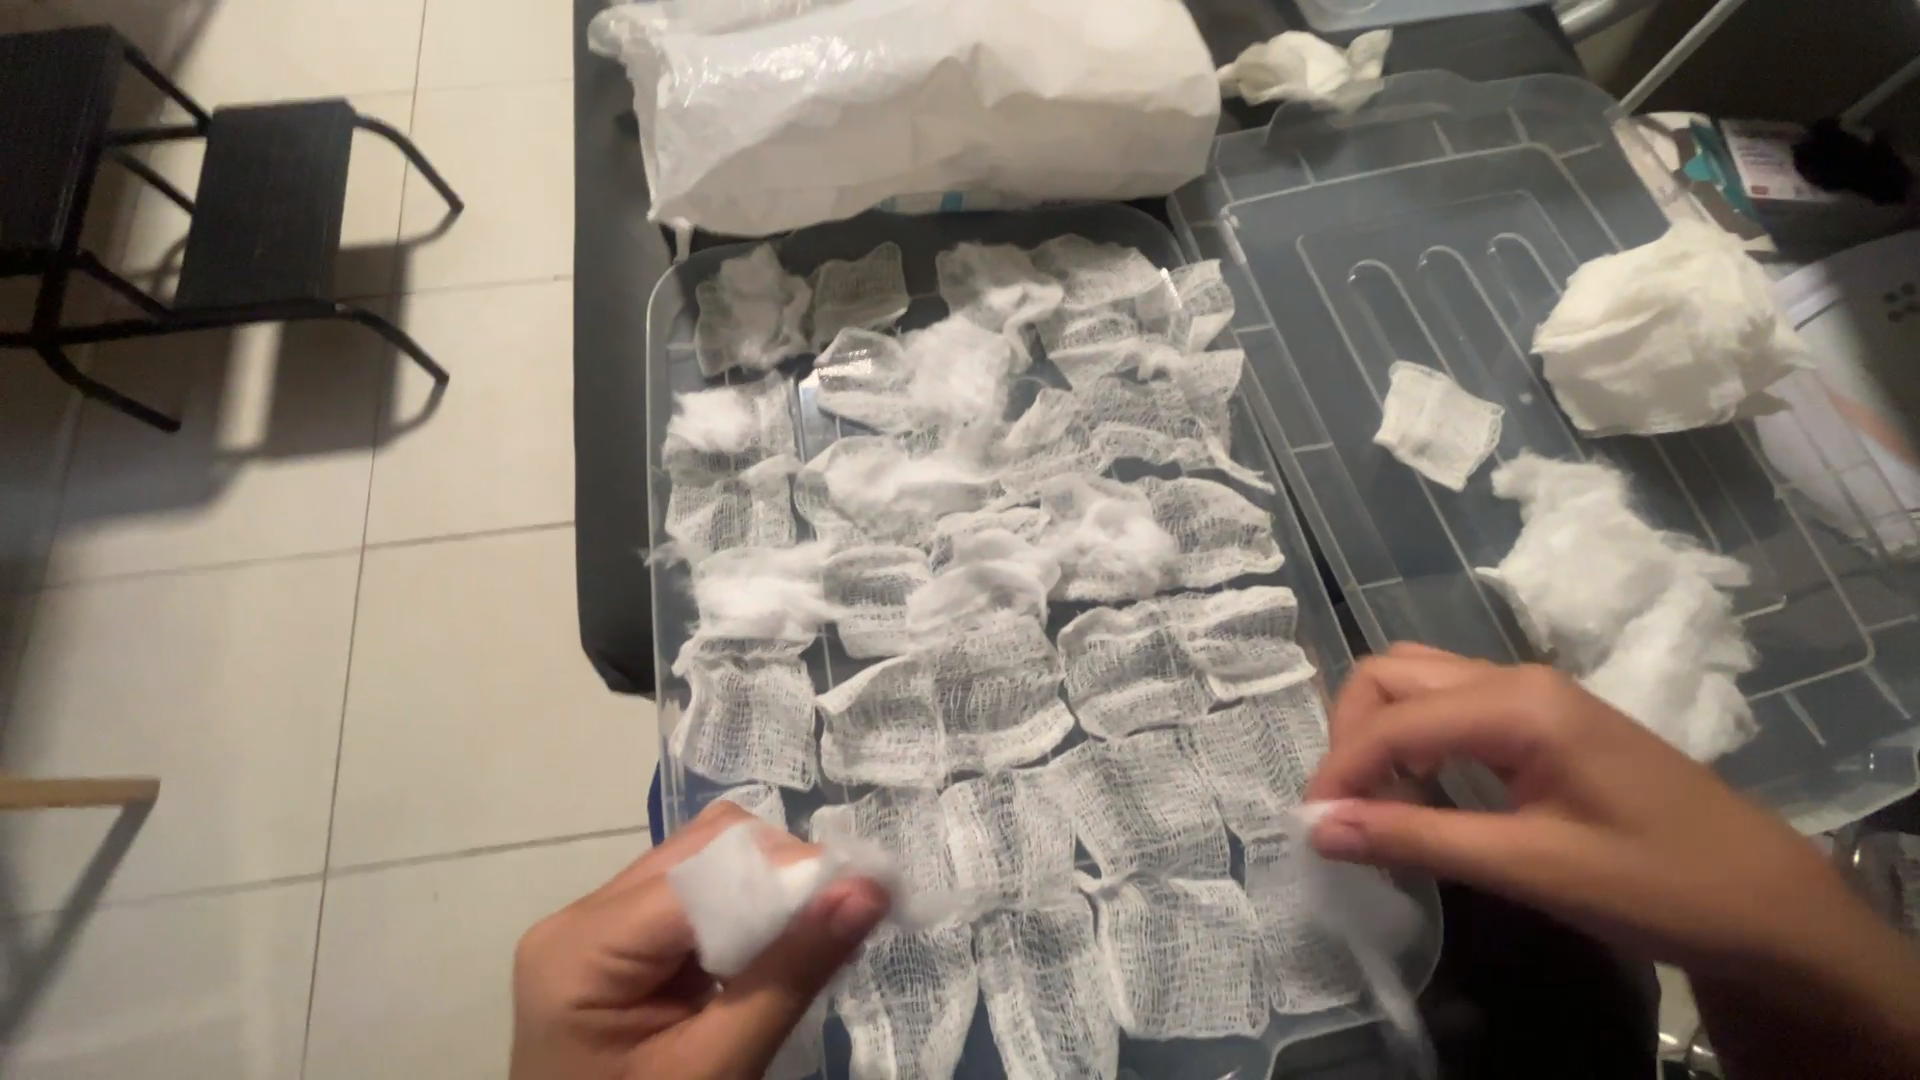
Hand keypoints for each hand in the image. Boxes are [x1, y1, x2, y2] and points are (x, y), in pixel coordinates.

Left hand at [509, 801, 889, 1079]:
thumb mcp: (716, 1072)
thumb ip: (790, 975)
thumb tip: (869, 890)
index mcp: (582, 949)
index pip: (700, 873)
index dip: (785, 872)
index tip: (862, 889)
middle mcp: (582, 915)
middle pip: (703, 846)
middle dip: (779, 871)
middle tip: (838, 913)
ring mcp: (599, 922)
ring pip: (706, 856)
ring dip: (767, 884)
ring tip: (806, 931)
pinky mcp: (622, 936)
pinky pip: (698, 888)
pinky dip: (746, 904)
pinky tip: (771, 943)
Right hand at [1303, 643, 1864, 977]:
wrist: (1776, 910)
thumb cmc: (1661, 887)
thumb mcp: (1531, 869)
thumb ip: (1415, 838)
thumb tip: (1317, 829)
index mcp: (1517, 704)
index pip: (1392, 719)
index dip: (1341, 767)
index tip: (1313, 823)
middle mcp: (1512, 678)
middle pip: (1389, 674)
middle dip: (1349, 734)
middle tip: (1344, 803)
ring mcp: (1526, 690)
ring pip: (1410, 678)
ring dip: (1375, 727)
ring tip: (1373, 791)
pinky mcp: (1534, 714)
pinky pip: (1441, 700)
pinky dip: (1406, 732)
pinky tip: (1416, 781)